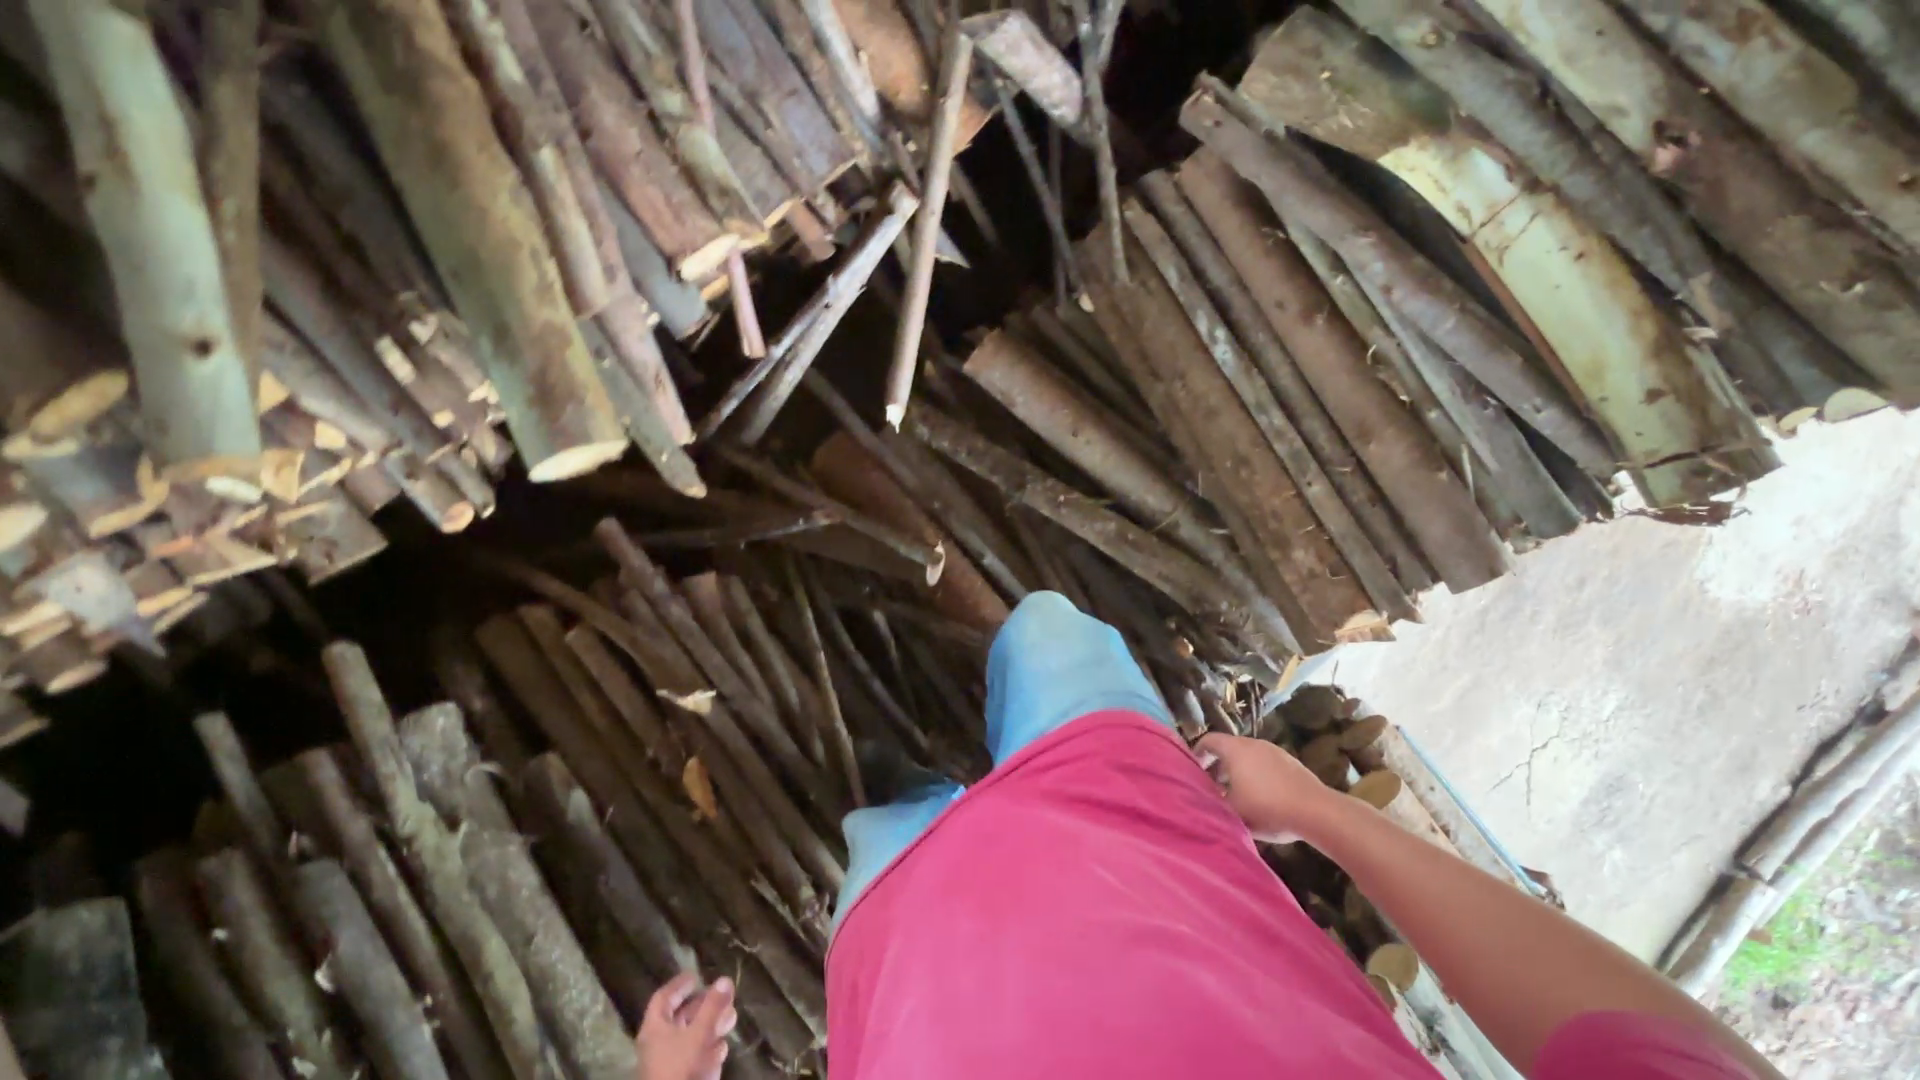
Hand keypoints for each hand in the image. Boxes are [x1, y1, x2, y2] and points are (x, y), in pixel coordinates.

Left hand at [637, 973, 735, 1079]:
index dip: (678, 985)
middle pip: (680, 1018)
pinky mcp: (684, 1078)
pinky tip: (721, 1049)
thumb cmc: (680, 1070)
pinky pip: (696, 1057)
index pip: (663, 999)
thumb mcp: (699, 1034)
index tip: (696, 975)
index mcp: (654, 1029)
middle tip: (721, 995)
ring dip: (711, 1025)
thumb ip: (712, 1007)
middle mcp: (659, 1044)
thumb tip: (724, 979)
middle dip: (703, 1005)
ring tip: (730, 1017)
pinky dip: (709, 1049)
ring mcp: (671, 1063)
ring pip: (691, 1037)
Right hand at [1196, 733, 1341, 842]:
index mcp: (1235, 749)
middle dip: (1218, 766)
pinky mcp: (1291, 763)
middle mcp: (1254, 744)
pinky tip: (1262, 798)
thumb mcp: (1232, 810)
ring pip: (1248, 757)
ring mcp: (1275, 752)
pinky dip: (1257, 776)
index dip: (1197, 753)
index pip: (1208, 740)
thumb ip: (1214, 802)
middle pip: (1229, 749)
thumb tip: (1203, 799)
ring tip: (1236, 795)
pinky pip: (1266, 765)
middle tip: (1212, 787)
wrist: (1316, 811)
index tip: (1193, 770)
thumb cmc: (1267, 807)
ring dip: (1238, 772)